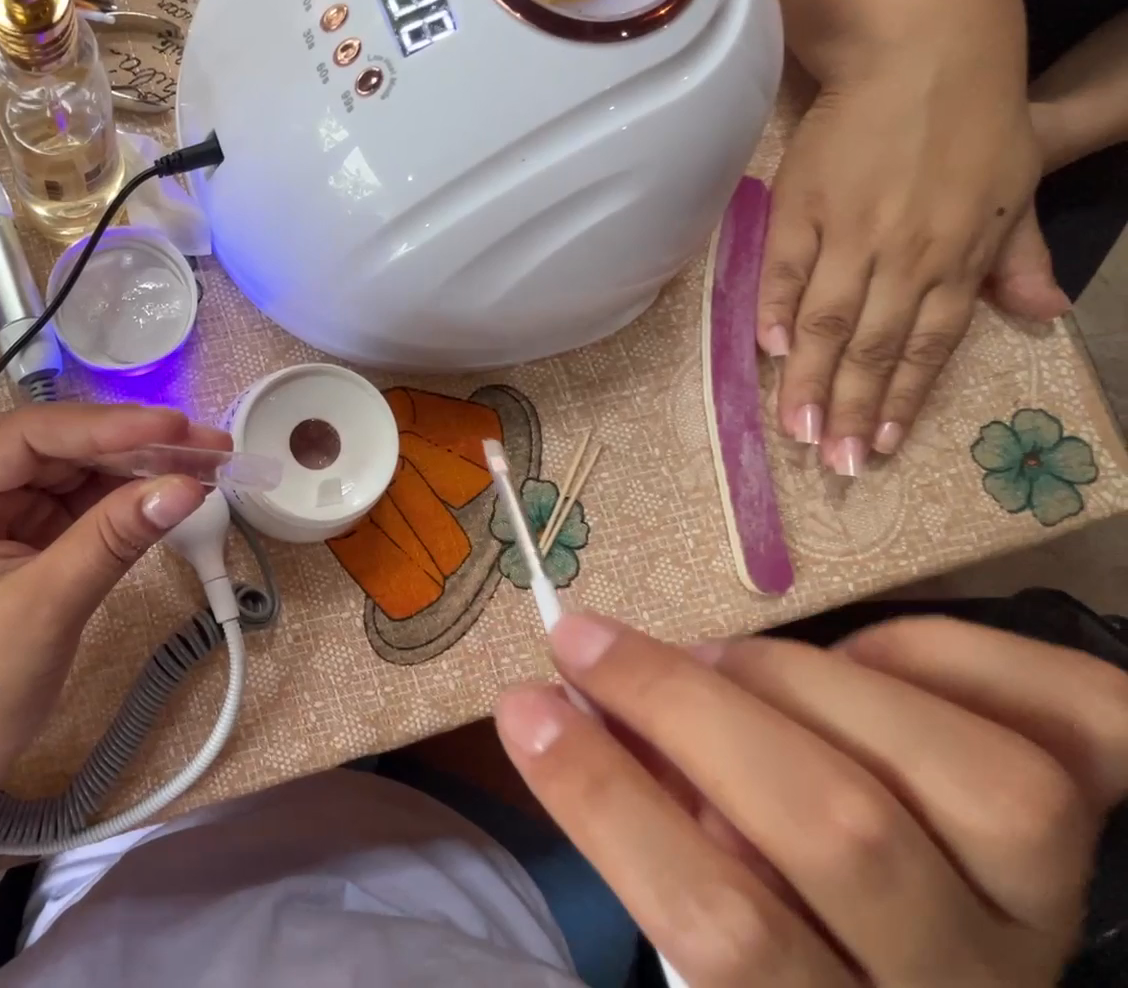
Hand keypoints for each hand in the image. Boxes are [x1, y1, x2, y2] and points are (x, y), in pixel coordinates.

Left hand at [0, 404, 222, 802]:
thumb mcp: (47, 605)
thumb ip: (114, 538)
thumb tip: (188, 485)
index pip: (28, 437)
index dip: (106, 427)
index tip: (174, 428)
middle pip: (59, 447)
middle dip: (133, 446)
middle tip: (208, 445)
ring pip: (78, 470)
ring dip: (139, 468)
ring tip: (206, 463)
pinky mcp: (26, 532)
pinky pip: (82, 503)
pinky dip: (128, 499)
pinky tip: (173, 490)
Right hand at [497, 613, 1127, 985]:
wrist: (918, 962)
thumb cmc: (766, 920)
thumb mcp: (688, 898)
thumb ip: (641, 818)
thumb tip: (575, 701)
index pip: (720, 926)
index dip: (608, 803)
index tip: (523, 704)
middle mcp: (963, 981)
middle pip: (841, 833)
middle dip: (680, 705)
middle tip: (583, 639)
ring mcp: (1053, 907)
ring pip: (975, 781)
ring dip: (801, 681)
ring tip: (719, 658)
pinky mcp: (1108, 831)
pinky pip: (1074, 725)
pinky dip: (944, 652)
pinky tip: (857, 653)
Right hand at [759, 58, 1058, 472]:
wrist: (922, 53)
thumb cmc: (969, 119)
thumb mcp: (1018, 183)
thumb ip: (1015, 254)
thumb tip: (1035, 314)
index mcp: (959, 252)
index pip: (929, 343)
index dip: (906, 399)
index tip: (882, 448)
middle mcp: (907, 253)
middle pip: (874, 345)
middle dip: (855, 409)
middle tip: (834, 464)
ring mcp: (849, 233)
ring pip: (829, 321)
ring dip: (812, 379)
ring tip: (796, 429)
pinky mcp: (800, 211)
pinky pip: (784, 272)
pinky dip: (776, 312)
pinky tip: (770, 354)